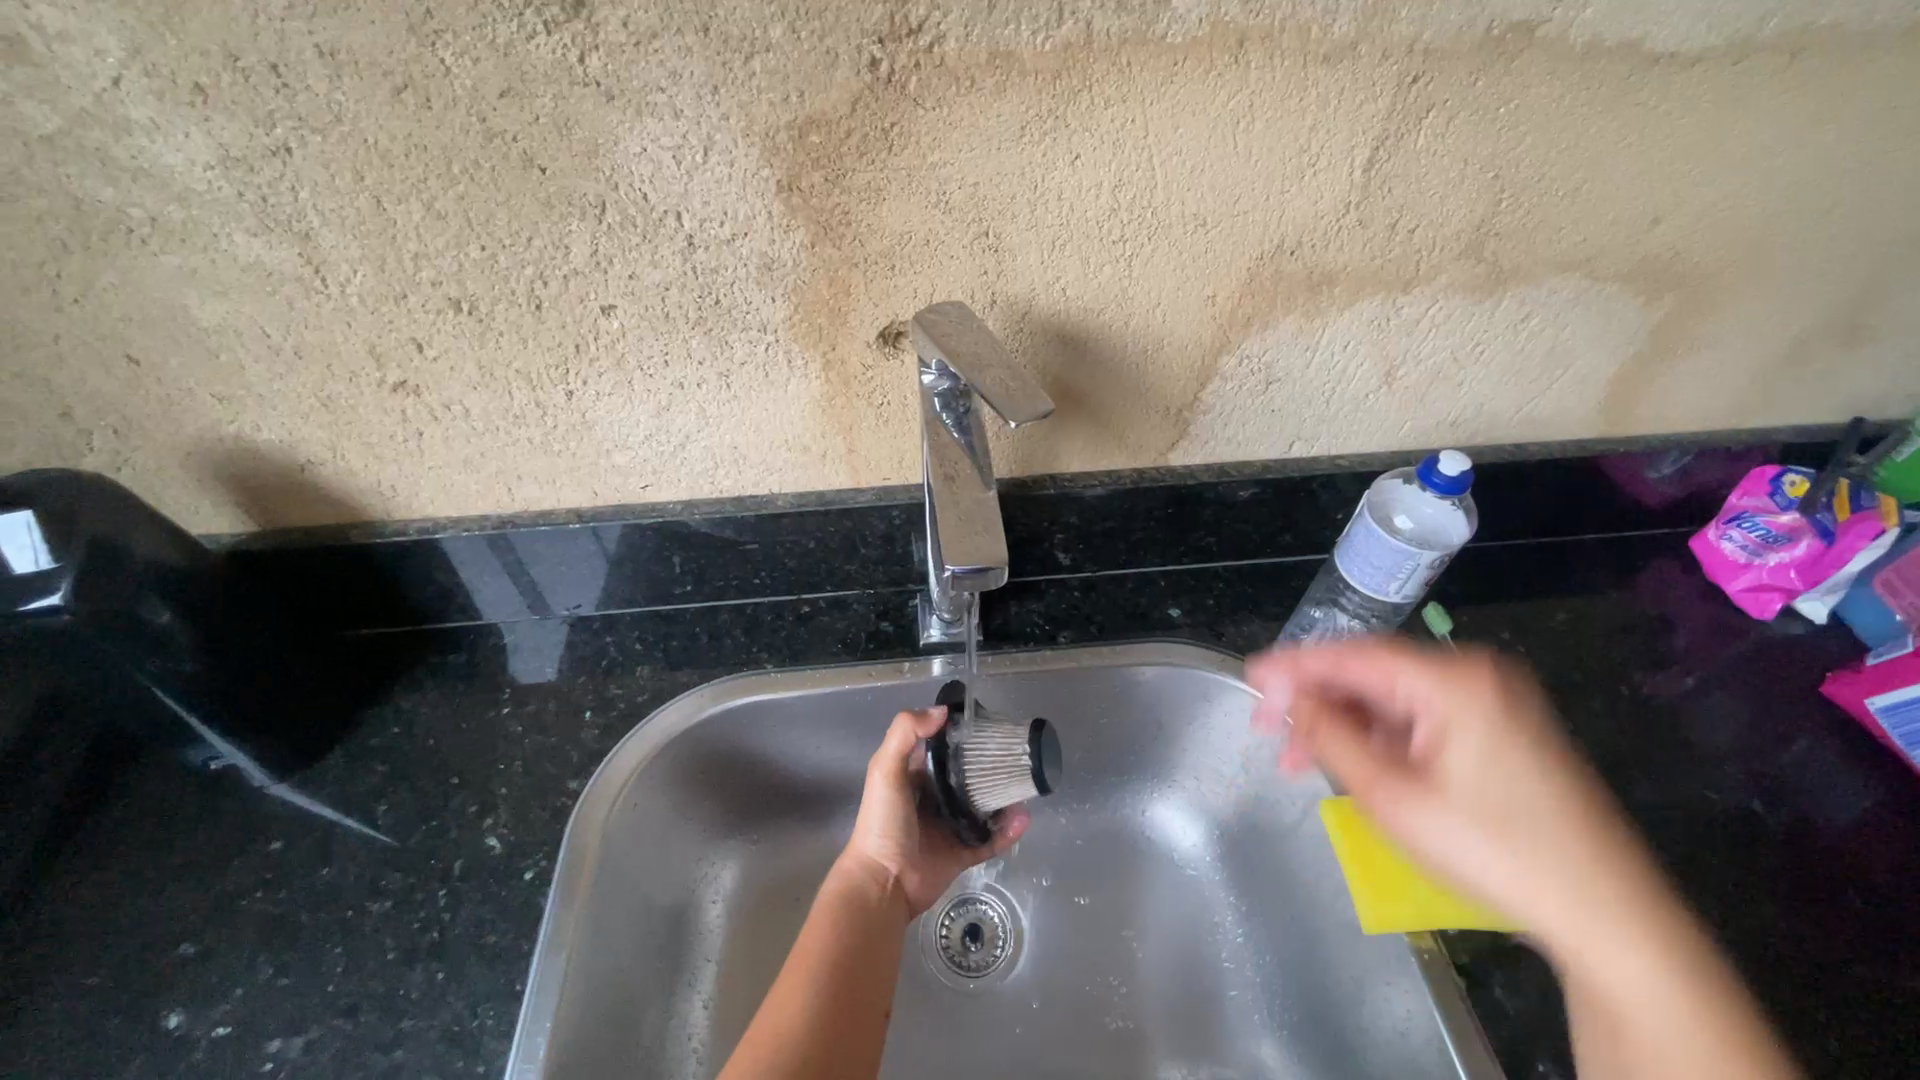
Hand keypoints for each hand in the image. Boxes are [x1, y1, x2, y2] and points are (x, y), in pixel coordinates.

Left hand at [835, 706, 1029, 920]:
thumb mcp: (885, 769)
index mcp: (914, 777)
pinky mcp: (961, 855)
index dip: (961, 737)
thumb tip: (942, 711)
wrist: (883, 882)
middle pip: (967, 778)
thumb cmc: (883, 822)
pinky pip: (989, 841)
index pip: (941, 750)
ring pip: (983, 809)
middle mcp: (932, 800)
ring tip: (1024, 787)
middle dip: (989, 768)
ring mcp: (948, 828)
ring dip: (1003, 800)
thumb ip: (906, 734)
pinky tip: (1023, 819)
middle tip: (1015, 756)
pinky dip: (1007, 832)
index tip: (987, 725)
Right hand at [1247, 638, 1664, 947]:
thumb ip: (1331, 736)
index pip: (1353, 654)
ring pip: (1394, 699)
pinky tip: (1351, 762)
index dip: (1294, 665)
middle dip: (1315, 701)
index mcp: (1452, 679)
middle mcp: (1475, 675)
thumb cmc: (1492, 849)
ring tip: (1297, 760)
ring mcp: (1494, 702)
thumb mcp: (1392, 795)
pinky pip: (1422, 718)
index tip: (1249, 678)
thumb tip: (1292, 699)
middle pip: (1373, 673)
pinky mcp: (1502, 731)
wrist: (1605, 912)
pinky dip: (1381, 737)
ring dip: (1344, 724)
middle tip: (1266, 730)